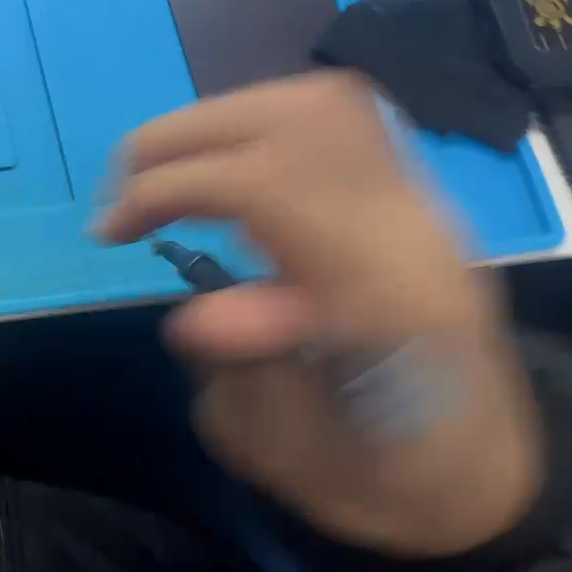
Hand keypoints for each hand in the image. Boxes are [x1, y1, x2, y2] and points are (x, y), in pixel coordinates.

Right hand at [95, 72, 543, 557]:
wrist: (464, 468)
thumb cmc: (365, 469)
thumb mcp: (292, 452)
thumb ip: (250, 375)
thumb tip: (194, 318)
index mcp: (392, 303)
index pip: (272, 189)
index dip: (167, 190)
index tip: (108, 234)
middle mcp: (415, 232)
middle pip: (298, 121)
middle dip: (179, 141)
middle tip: (125, 200)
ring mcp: (419, 202)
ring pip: (315, 102)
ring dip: (211, 124)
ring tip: (162, 177)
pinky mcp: (403, 190)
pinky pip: (325, 113)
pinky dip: (246, 123)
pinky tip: (214, 169)